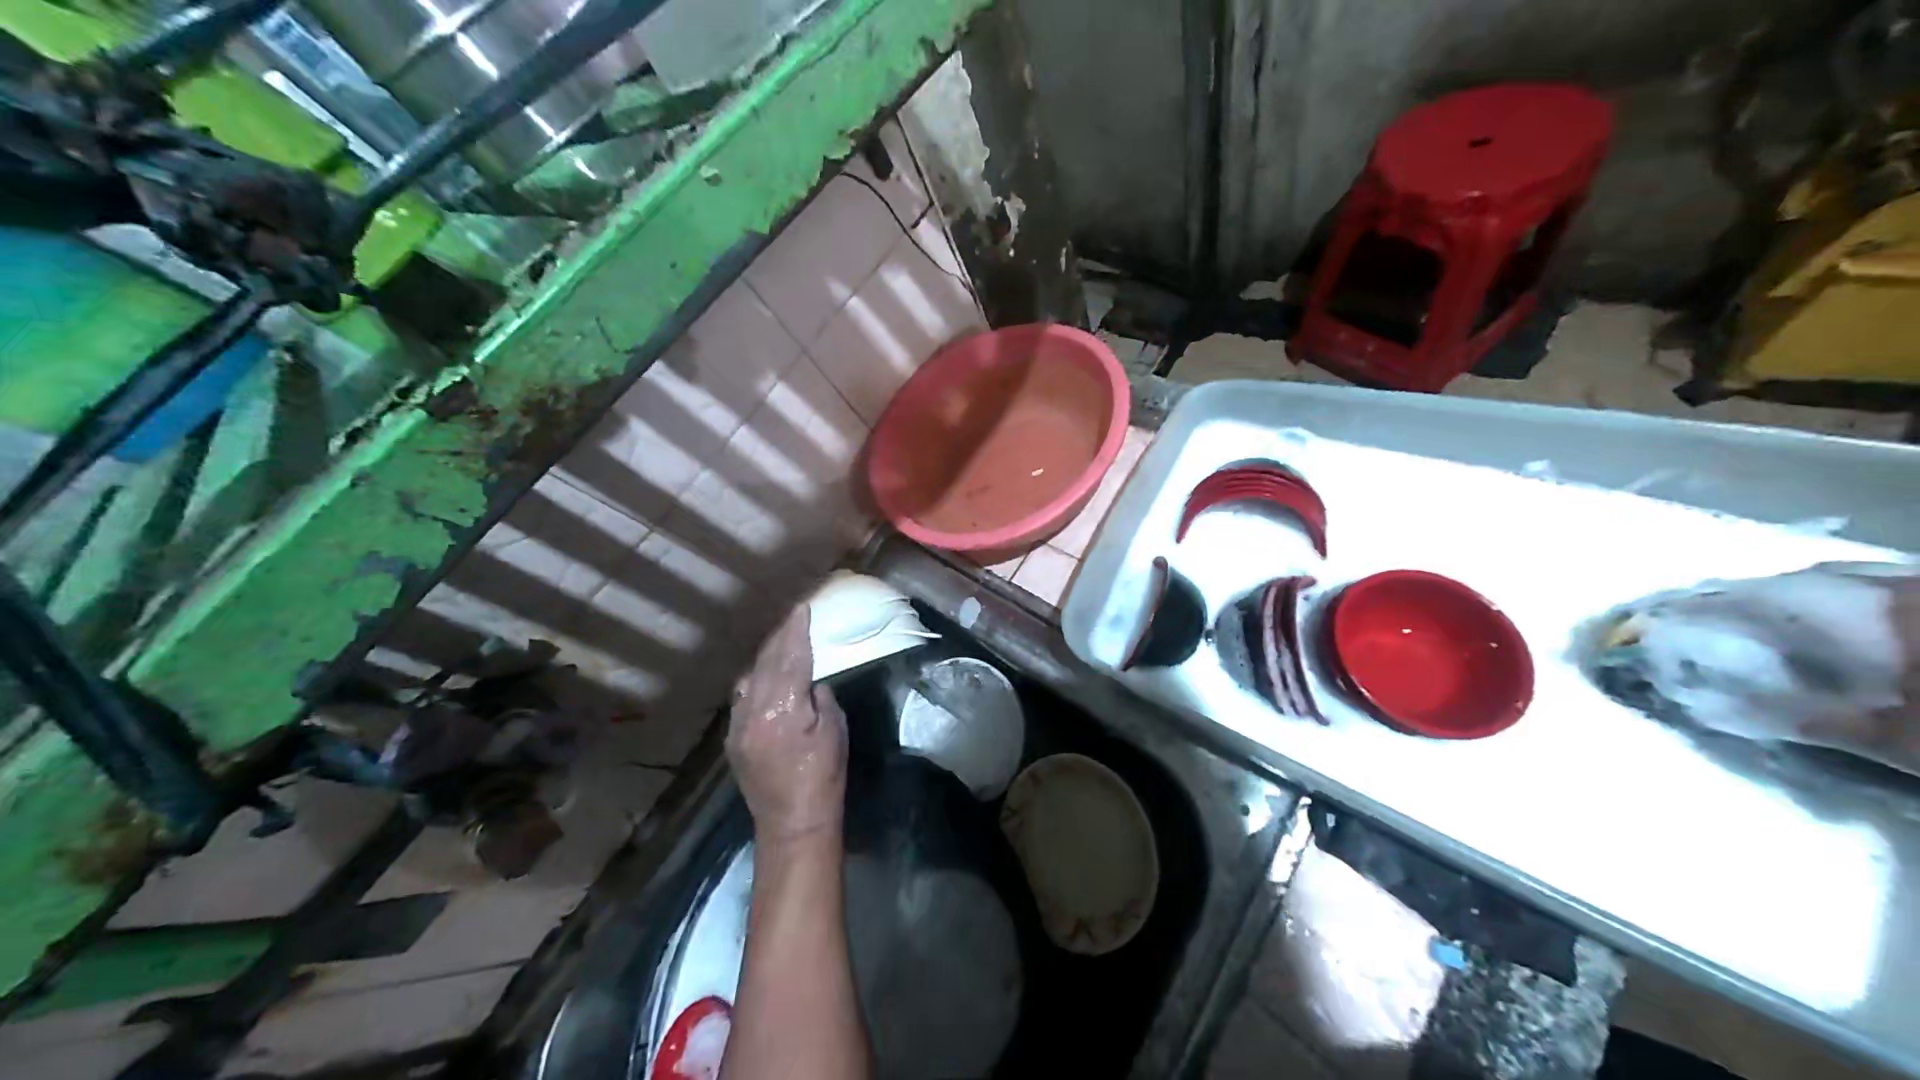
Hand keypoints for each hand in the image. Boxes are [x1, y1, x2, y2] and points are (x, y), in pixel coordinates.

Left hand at [727, 606, 847, 845]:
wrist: (793, 821)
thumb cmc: (824, 775)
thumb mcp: (834, 730)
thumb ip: (820, 697)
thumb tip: (810, 680)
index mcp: (783, 706)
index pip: (792, 656)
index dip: (798, 630)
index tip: (803, 608)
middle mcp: (754, 709)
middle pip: (768, 662)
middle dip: (781, 637)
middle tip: (793, 617)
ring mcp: (738, 724)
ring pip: (751, 678)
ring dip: (766, 657)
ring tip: (780, 641)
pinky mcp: (733, 739)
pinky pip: (742, 698)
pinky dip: (755, 681)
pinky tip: (763, 675)